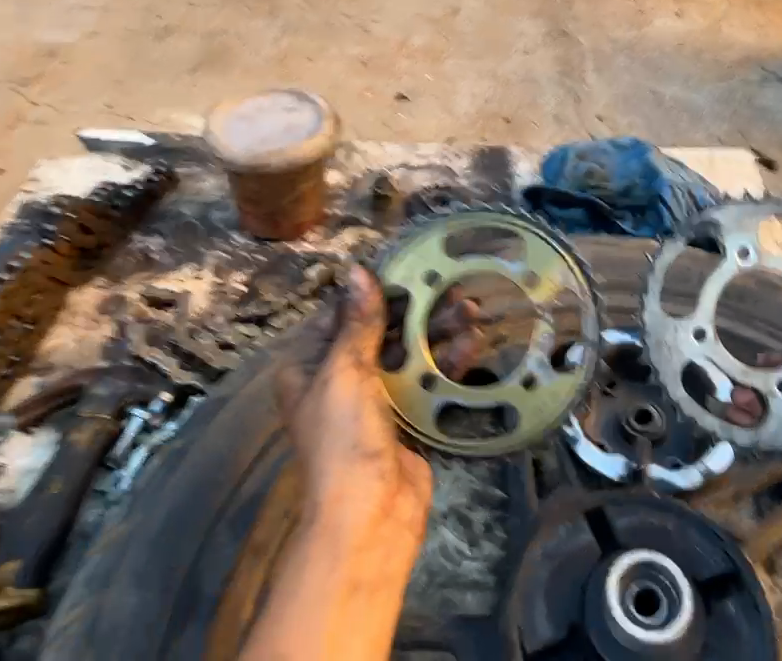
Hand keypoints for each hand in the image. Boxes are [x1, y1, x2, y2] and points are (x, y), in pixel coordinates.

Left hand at [248, 264, 479, 660]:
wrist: (368, 515)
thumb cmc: (343, 438)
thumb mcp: (345, 372)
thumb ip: (358, 322)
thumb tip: (356, 269)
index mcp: (310, 367)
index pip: (340, 315)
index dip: (373, 290)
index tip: (409, 266)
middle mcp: (339, 380)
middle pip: (380, 332)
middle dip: (415, 310)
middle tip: (452, 287)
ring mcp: (375, 401)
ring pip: (408, 354)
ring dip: (437, 333)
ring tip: (471, 311)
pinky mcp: (407, 419)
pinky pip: (426, 381)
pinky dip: (446, 363)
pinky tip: (471, 345)